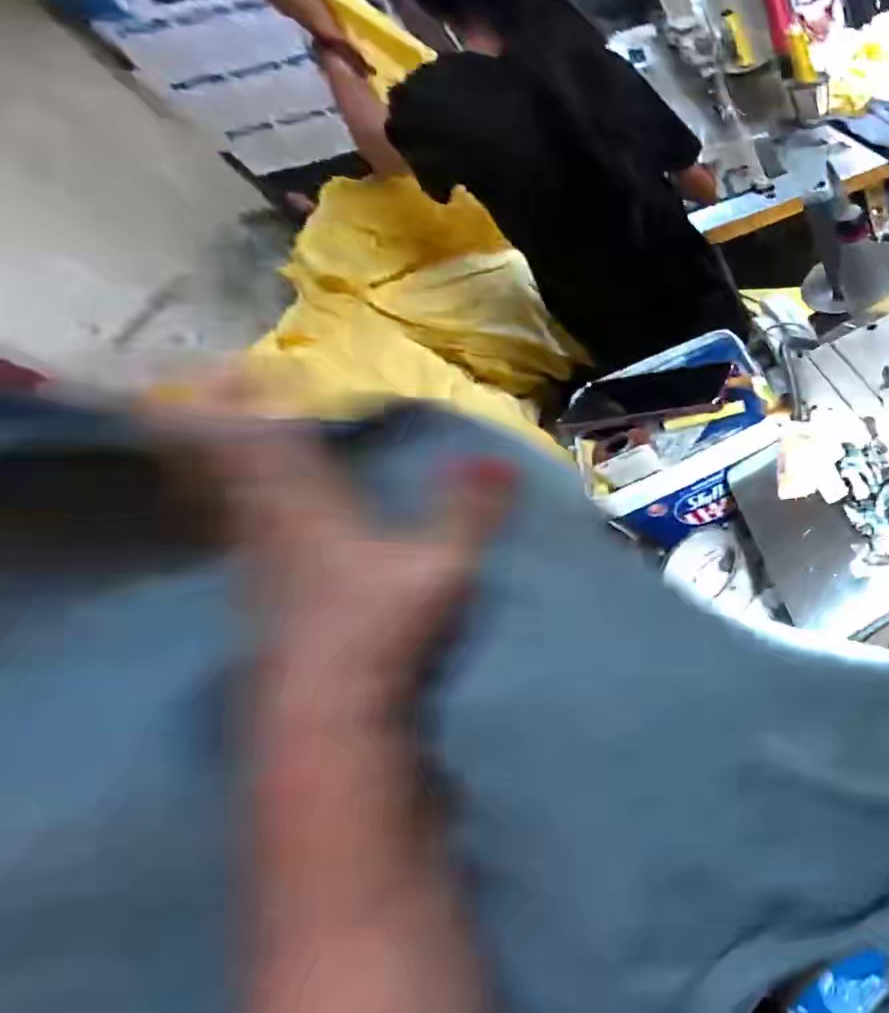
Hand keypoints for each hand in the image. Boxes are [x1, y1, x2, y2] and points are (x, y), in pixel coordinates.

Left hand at [162, 376, 513, 719]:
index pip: (263, 438)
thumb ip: (471, 509)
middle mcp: (266, 520)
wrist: (327, 700)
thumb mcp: (444, 562)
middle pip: (220, 457)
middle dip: (215, 415)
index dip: (250, 398)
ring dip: (218, 448)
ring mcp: (256, 553)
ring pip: (221, 485)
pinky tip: (254, 493)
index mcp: (306, 507)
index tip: (254, 364)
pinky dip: (232, 485)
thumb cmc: (385, 623)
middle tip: (225, 382)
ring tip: (229, 422)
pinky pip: (234, 513)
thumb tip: (498, 456)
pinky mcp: (262, 580)